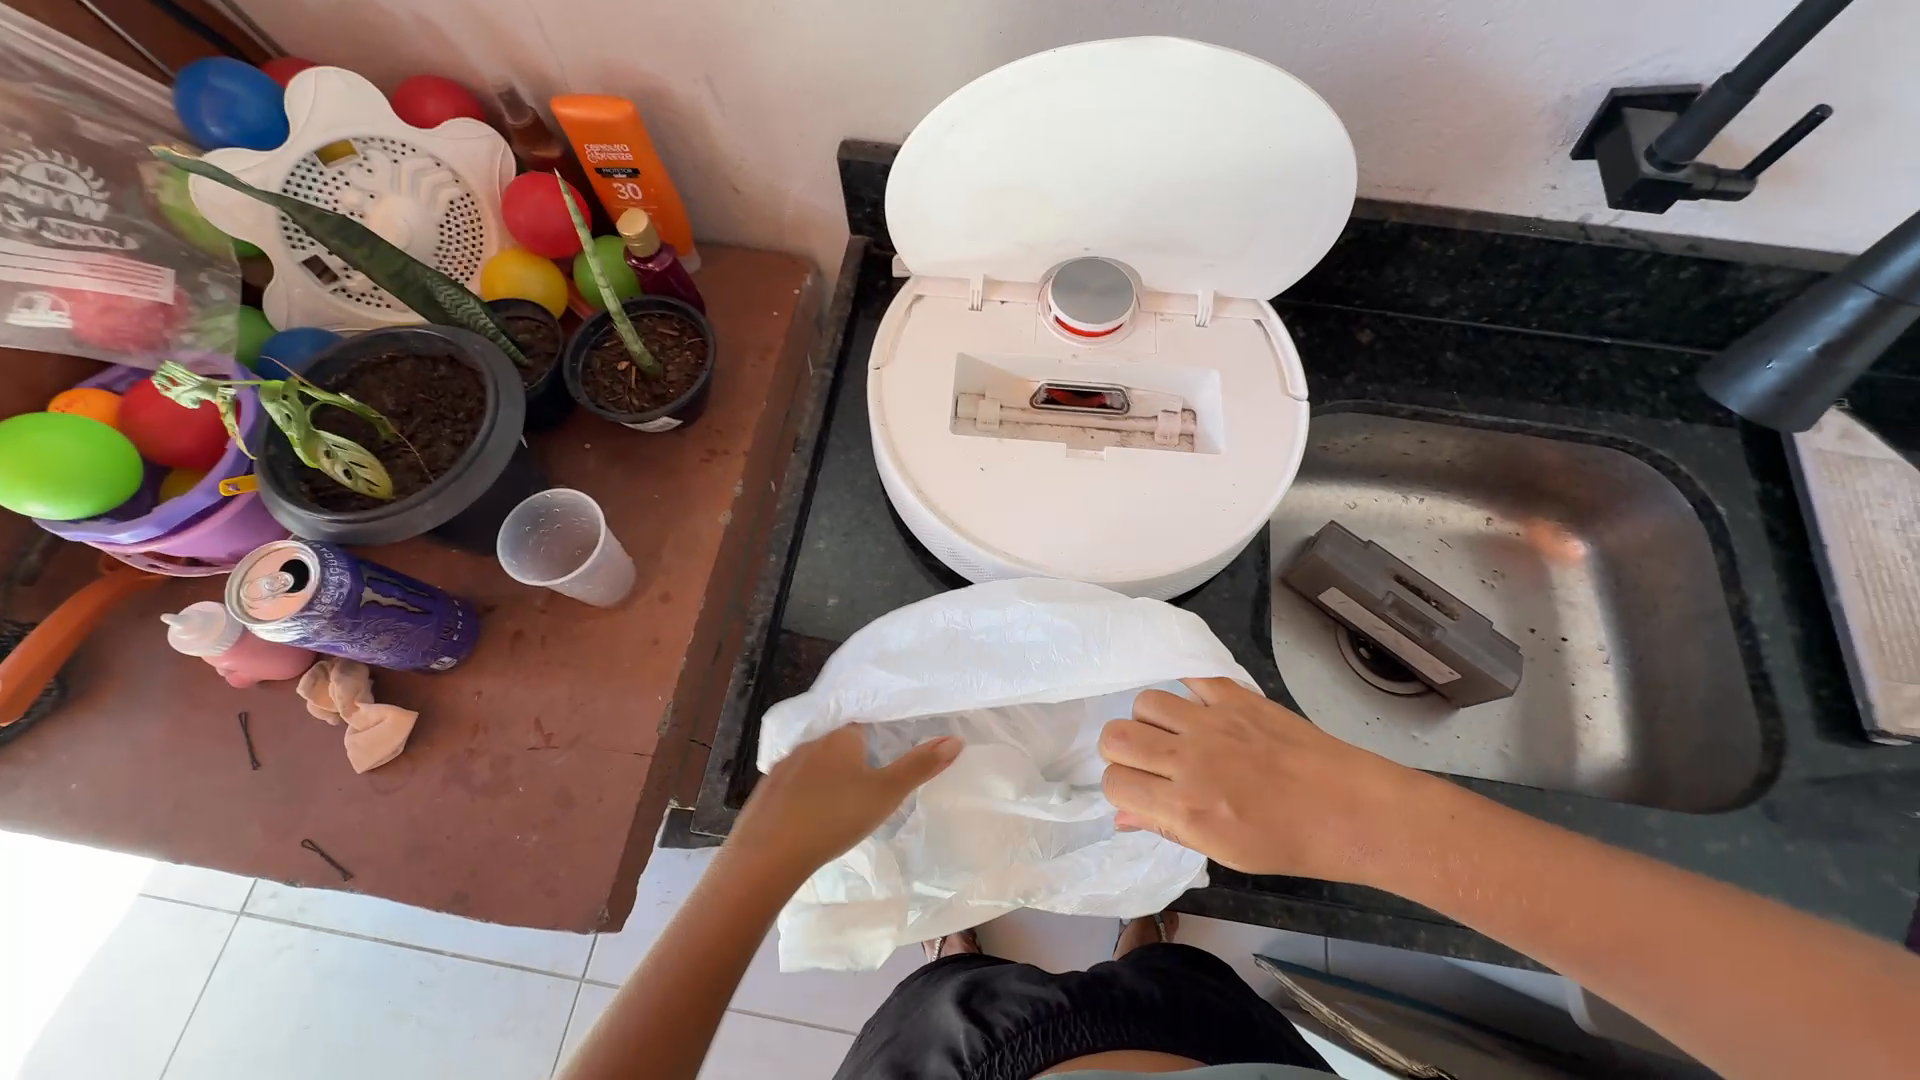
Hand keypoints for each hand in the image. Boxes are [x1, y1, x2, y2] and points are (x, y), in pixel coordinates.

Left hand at [727, 726, 961, 883]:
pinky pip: (793, 785)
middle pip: (838, 743)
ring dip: (828, 777)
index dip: (877, 738)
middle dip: (853, 759)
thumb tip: (955, 739)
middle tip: (870, 784)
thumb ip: (920, 765)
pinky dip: (805, 795)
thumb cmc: (834, 817)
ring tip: (843, 802)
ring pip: (814, 764)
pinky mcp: (766, 790)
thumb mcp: (886, 793)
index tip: (887, 758)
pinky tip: (811, 816)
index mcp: (841, 736)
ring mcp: (784, 766)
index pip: (864, 724)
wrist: (768, 853)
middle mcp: (811, 742)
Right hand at [1099, 678, 1445, 883]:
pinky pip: (1189, 677)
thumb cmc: (1288, 843)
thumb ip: (1166, 827)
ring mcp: (1212, 721)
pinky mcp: (1236, 696)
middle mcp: (1189, 759)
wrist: (1351, 809)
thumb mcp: (1223, 852)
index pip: (1115, 782)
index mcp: (1185, 806)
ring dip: (1150, 720)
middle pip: (1115, 736)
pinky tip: (1198, 709)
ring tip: (1175, 735)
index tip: (1139, 791)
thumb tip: (1122, 813)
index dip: (1119, 788)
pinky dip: (1185, 691)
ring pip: (1145, 702)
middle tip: (1147, 762)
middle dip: (1120, 751)